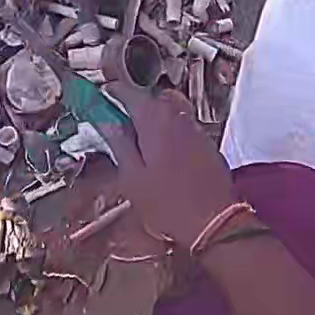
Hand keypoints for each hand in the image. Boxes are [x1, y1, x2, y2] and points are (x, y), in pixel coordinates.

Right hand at [96, 83, 236, 244]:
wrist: (214, 224)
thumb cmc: (169, 204)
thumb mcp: (132, 176)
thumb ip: (118, 143)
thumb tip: (106, 122)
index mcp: (154, 120)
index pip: (127, 91)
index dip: (111, 92)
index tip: (100, 98)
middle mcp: (176, 117)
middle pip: (149, 97)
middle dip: (130, 104)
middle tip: (114, 121)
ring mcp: (194, 128)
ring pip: (166, 109)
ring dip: (149, 116)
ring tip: (136, 139)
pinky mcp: (205, 142)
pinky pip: (180, 124)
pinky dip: (166, 129)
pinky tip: (159, 153)